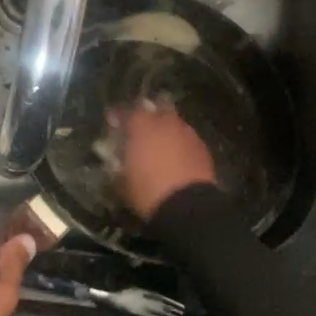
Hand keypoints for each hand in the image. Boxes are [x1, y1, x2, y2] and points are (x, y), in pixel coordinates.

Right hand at [111, 100, 216, 219]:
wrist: (187, 207)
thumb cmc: (148, 191)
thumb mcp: (122, 180)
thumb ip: (117, 163)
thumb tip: (115, 157)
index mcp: (141, 126)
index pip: (125, 111)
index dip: (118, 116)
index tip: (113, 123)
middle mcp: (164, 122)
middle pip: (155, 108)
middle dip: (148, 116)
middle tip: (141, 129)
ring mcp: (186, 132)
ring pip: (174, 122)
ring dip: (166, 129)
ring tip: (161, 144)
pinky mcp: (202, 147)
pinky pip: (187, 137)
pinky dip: (180, 142)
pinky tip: (177, 156)